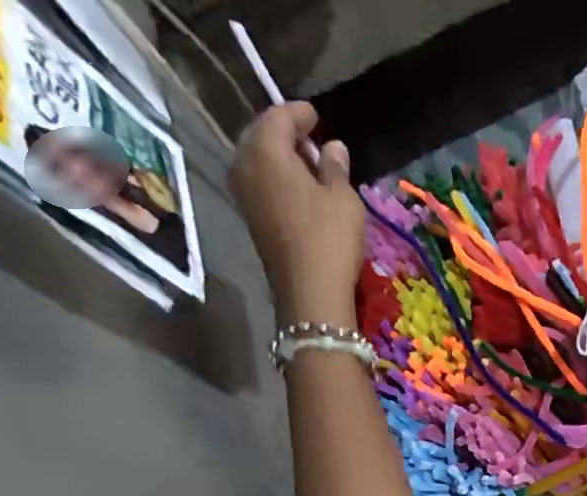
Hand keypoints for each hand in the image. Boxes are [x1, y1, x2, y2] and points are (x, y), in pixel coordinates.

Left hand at [229, 102, 362, 323]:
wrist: (309, 291)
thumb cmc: (330, 238)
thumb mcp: (343, 199)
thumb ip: (335, 167)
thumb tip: (331, 147)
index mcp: (266, 150)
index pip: (278, 117)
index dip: (299, 114)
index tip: (317, 115)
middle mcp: (245, 165)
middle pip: (261, 136)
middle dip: (285, 134)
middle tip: (312, 140)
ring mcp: (243, 193)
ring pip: (259, 161)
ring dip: (281, 158)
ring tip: (309, 166)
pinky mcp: (250, 217)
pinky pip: (261, 183)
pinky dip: (277, 178)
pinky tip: (299, 189)